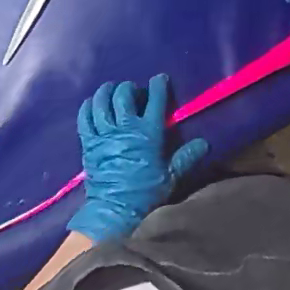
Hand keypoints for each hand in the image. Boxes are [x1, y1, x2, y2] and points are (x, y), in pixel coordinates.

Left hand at [69, 74, 208, 241]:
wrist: (115, 210)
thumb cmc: (146, 193)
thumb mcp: (171, 176)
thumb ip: (186, 157)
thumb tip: (204, 143)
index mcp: (148, 133)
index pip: (155, 100)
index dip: (158, 86)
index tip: (159, 79)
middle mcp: (125, 127)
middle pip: (124, 95)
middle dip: (129, 88)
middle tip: (133, 90)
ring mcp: (104, 133)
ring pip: (102, 101)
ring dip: (106, 91)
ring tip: (111, 89)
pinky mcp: (88, 142)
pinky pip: (84, 117)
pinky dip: (88, 106)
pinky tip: (91, 103)